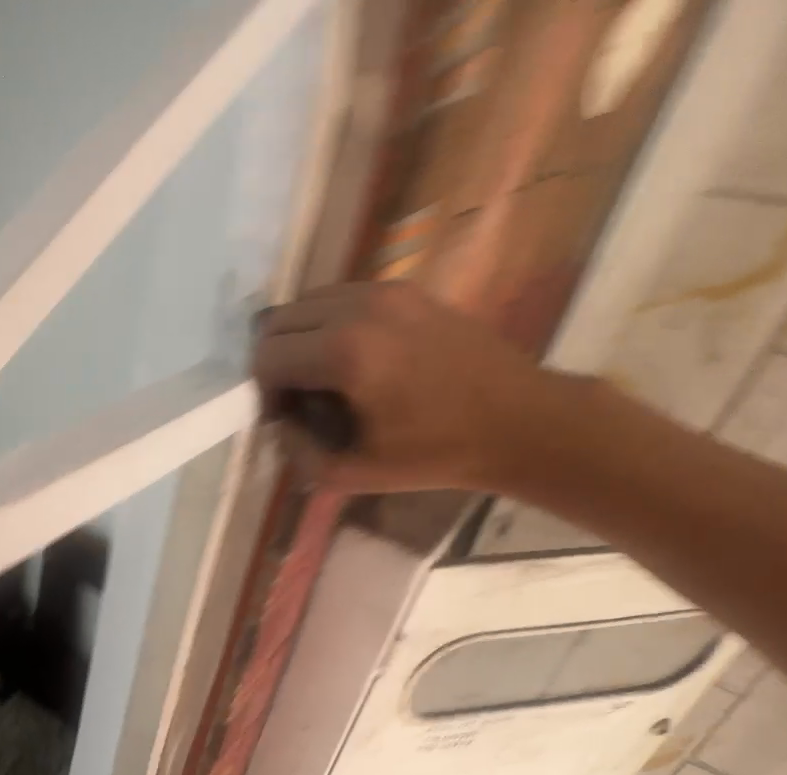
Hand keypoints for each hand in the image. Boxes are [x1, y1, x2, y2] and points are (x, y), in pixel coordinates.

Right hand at [252, 281, 567, 492]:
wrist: (521, 421)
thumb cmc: (437, 453)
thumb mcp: (353, 473)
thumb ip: (298, 452)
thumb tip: (280, 423)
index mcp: (344, 353)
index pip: (267, 357)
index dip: (265, 392)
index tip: (287, 419)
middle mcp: (359, 309)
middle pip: (278, 321)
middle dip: (276, 361)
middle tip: (298, 398)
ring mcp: (385, 291)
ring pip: (307, 303)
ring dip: (300, 338)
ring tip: (323, 376)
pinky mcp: (406, 289)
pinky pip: (342, 296)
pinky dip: (329, 323)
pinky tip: (354, 358)